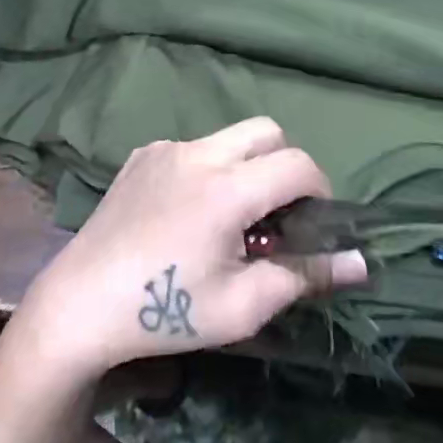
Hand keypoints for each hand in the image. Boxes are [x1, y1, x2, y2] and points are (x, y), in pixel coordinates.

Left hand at [10, 118, 367, 379]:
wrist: (81, 303)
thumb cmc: (165, 311)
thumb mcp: (243, 305)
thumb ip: (306, 275)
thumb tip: (362, 262)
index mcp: (225, 188)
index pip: (298, 164)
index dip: (320, 192)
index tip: (312, 226)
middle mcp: (195, 154)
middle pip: (266, 131)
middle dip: (285, 165)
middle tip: (276, 216)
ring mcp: (162, 151)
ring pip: (227, 138)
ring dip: (245, 167)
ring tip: (230, 219)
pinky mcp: (138, 158)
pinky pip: (191, 148)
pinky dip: (208, 169)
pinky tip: (188, 214)